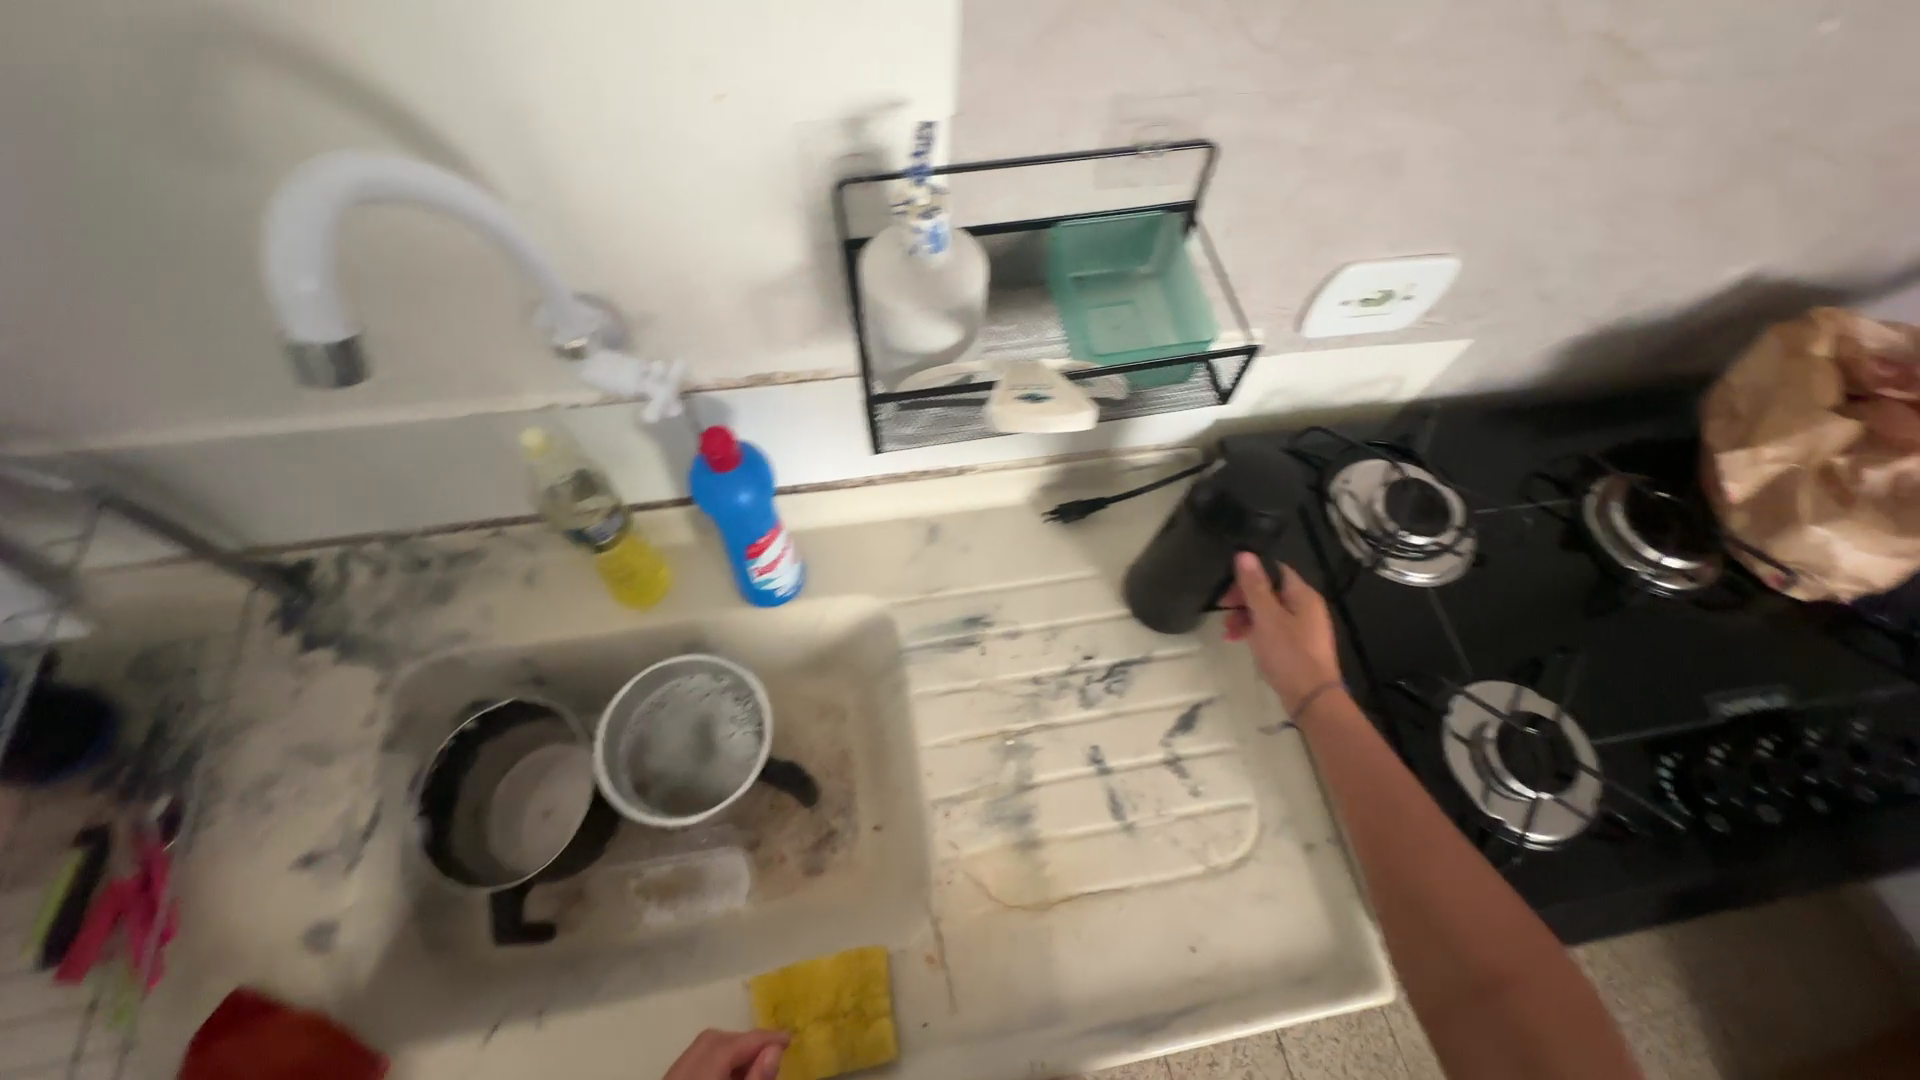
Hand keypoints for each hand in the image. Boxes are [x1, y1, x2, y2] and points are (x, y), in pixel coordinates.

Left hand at [662, 1029, 788, 1079]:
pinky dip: (715, 1062)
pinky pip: (693, 1062)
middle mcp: (679, 1069)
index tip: (788, 1038)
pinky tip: (731, 1076)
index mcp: (698, 1073)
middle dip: (744, 1042)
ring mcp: (670, 1074)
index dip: (764, 1037)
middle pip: (714, 1039)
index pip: (733, 1043)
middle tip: (770, 1056)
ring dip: (731, 1051)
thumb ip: (755, 1078)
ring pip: (702, 1048)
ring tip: (753, 1068)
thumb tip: (775, 1049)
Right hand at [1221, 553, 1343, 714]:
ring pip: (1269, 612)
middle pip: (1271, 591)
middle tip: (1222, 608)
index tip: (1228, 586)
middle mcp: (1306, 607)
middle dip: (1244, 598)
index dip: (1250, 574)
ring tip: (1228, 630)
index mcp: (1302, 595)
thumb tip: (1244, 554)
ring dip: (1246, 616)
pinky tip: (1238, 640)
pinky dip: (1255, 631)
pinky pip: (1272, 629)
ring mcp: (1302, 628)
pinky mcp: (1296, 646)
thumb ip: (1254, 586)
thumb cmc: (1288, 652)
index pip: (1275, 570)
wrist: (1311, 696)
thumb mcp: (1266, 616)